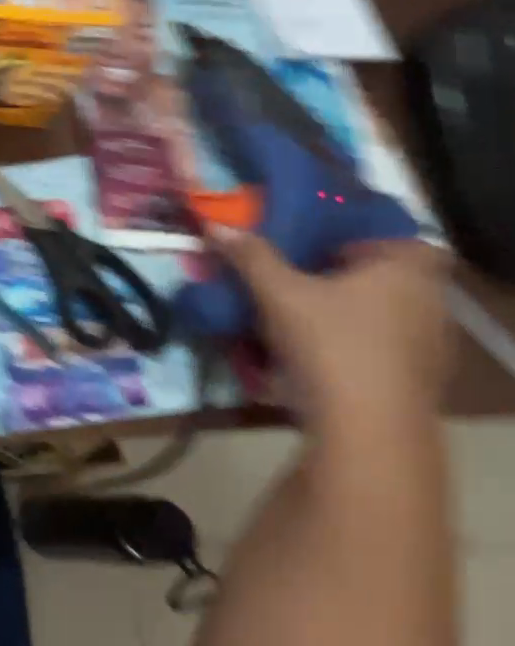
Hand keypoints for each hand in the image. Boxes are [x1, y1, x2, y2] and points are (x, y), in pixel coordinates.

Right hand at [212, 226, 453, 418]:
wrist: (365, 420)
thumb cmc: (328, 341)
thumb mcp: (276, 292)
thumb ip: (250, 257)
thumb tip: (217, 224)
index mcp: (407, 269)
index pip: (388, 239)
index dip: (352, 242)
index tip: (312, 253)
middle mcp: (429, 298)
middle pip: (379, 277)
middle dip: (336, 280)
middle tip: (290, 285)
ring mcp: (427, 339)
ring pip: (375, 313)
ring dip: (338, 315)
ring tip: (290, 322)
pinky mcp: (415, 373)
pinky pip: (376, 345)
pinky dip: (346, 344)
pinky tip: (309, 355)